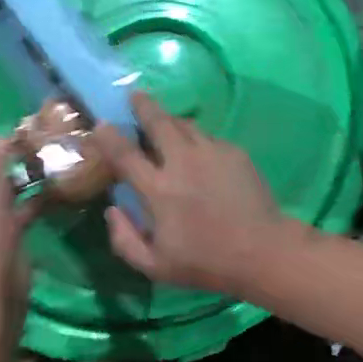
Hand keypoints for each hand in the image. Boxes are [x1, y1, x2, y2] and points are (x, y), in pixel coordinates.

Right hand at [91, 92, 311, 295]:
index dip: (109, 137)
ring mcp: (212, 152)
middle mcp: (183, 162)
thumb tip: (111, 209)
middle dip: (144, 105)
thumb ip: (124, 239)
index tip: (100, 124)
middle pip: (159, 122)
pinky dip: (196, 138)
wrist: (262, 250)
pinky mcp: (235, 152)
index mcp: (159, 189)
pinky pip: (208, 137)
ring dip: (171, 119)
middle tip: (135, 95)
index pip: (125, 154)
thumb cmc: (205, 262)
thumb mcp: (155, 266)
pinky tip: (197, 149)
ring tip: (164, 120)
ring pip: (186, 125)